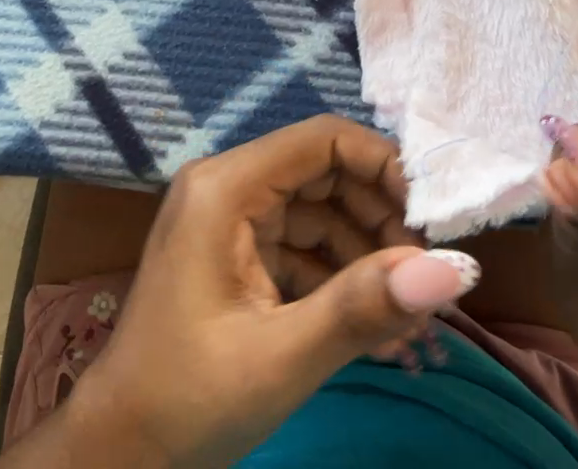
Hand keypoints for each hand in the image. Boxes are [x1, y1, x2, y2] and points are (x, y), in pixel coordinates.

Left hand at [64, 115, 481, 467]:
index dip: (385, 165)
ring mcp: (231, 221)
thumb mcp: (282, 356)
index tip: (434, 219)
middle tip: (425, 279)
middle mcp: (227, 188)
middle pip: (327, 173)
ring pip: (322, 211)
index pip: (323, 140)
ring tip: (408, 317)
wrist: (121, 451)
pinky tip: (376, 329)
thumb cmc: (190, 398)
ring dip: (369, 255)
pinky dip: (342, 278)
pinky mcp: (237, 254)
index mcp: (225, 188)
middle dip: (383, 219)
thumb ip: (365, 307)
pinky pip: (305, 246)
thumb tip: (456, 267)